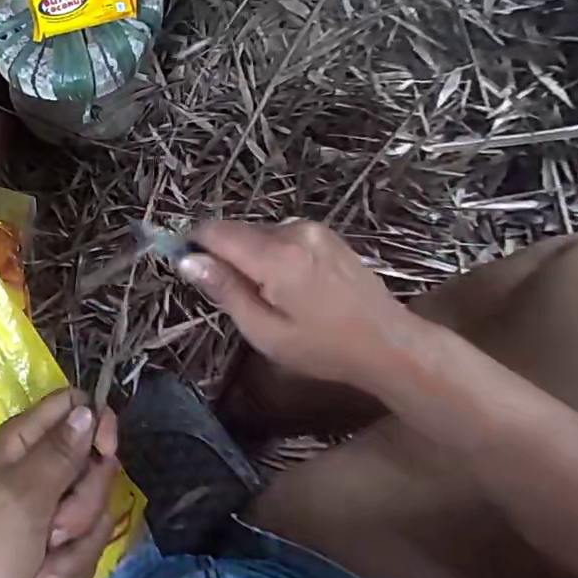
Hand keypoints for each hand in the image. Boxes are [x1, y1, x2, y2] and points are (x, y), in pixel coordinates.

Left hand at [0, 388, 119, 577]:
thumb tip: (88, 410)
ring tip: (40, 563)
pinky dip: (68, 570)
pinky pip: (88, 546)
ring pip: (96, 510)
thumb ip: (61, 452)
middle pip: (94, 462)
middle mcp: (39, 467)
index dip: (96, 422)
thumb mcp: (24, 495)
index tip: (107, 451)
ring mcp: (50, 508)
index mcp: (22, 441)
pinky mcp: (59, 545)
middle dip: (83, 503)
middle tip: (54, 526)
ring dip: (73, 546)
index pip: (72, 406)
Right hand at [181, 218, 437, 390]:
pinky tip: (288, 284)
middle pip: (236, 230)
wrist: (391, 345)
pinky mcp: (324, 232)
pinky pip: (280, 235)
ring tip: (267, 294)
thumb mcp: (265, 332)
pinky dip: (270, 253)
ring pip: (257, 232)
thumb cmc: (324, 348)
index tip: (186, 265)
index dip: (194, 244)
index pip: (216, 232)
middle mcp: (293, 231)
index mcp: (277, 256)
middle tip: (234, 295)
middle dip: (224, 255)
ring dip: (248, 255)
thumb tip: (187, 260)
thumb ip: (225, 290)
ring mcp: (312, 229)